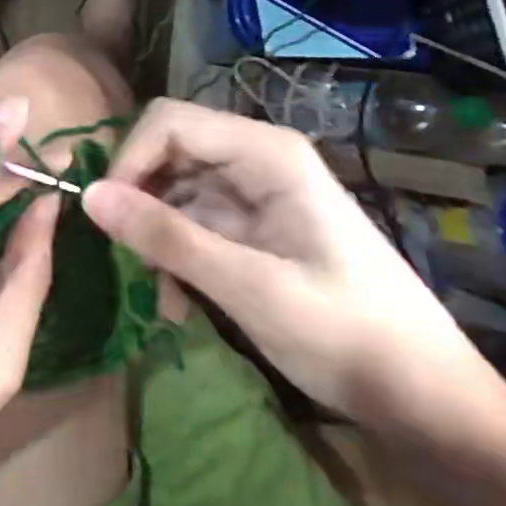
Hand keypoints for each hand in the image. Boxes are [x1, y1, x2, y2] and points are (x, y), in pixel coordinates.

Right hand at [82, 100, 488, 429]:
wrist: (416, 383)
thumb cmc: (342, 330)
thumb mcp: (249, 286)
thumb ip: (168, 237)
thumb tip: (89, 196)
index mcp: (266, 152)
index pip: (170, 122)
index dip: (128, 160)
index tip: (103, 220)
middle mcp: (258, 159)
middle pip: (171, 152)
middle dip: (139, 201)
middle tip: (123, 261)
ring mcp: (256, 193)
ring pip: (177, 191)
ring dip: (156, 237)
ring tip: (159, 297)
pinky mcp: (254, 227)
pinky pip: (196, 224)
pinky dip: (177, 257)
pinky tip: (178, 303)